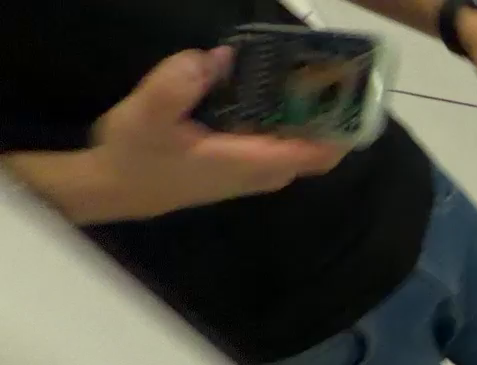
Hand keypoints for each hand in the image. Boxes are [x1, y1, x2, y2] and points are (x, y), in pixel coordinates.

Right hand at [83, 49, 348, 221]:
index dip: (337, 133)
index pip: (315, 153)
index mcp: (255, 161)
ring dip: (307, 123)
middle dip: (326, 123)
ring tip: (304, 85)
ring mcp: (263, 175)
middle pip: (316, 152)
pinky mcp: (250, 170)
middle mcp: (270, 173)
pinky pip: (283, 149)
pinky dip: (286, 128)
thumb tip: (216, 57)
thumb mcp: (147, 114)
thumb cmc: (139, 154)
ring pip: (300, 150)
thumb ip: (179, 84)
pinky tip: (273, 100)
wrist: (124, 188)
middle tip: (325, 85)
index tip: (346, 105)